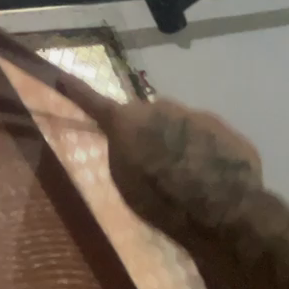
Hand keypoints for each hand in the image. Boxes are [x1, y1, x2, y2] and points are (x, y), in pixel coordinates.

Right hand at [81, 97, 267, 238]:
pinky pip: (208, 137)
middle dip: (147, 130)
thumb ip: (121, 152)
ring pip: (179, 124)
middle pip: (146, 115)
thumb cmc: (159, 200)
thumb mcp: (123, 180)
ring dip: (178, 141)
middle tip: (153, 160)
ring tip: (189, 174)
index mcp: (125, 121)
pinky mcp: (227, 129)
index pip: (93, 102)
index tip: (61, 77)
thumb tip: (127, 140)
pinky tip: (213, 177)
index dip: (76, 91)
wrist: (223, 211)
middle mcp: (158, 108)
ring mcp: (196, 115)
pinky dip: (206, 151)